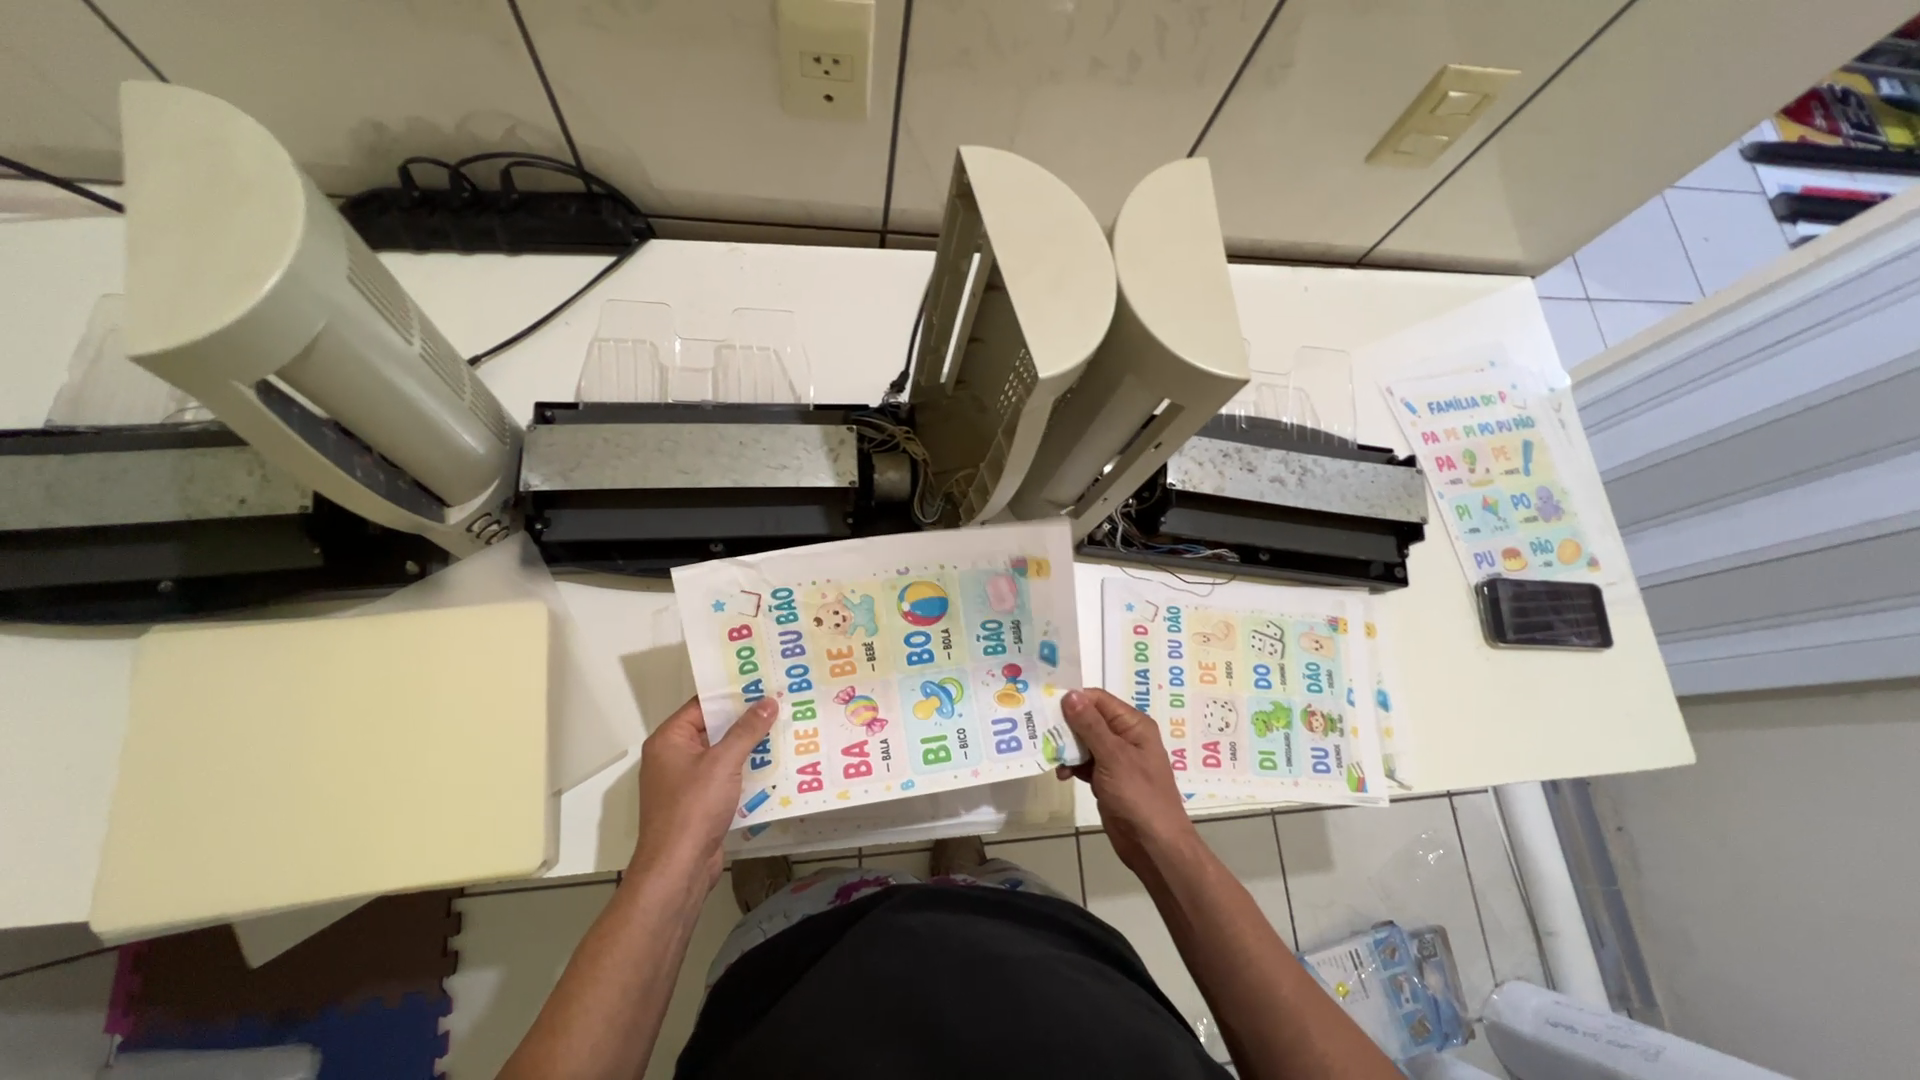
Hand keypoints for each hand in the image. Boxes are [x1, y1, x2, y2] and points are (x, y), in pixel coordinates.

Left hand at [633, 696, 777, 887]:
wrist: (678, 867)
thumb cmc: (693, 808)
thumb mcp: (723, 762)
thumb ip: (746, 730)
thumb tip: (767, 702)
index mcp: (669, 740)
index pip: (701, 705)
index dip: (731, 695)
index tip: (762, 684)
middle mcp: (672, 757)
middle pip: (712, 729)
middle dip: (745, 721)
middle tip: (779, 705)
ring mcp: (684, 782)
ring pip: (721, 755)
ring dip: (748, 748)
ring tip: (784, 732)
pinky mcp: (698, 803)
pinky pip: (724, 778)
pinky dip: (744, 772)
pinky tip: (773, 767)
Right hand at [1055, 688, 1197, 879]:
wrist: (1153, 844)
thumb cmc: (1138, 795)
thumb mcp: (1113, 756)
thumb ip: (1090, 725)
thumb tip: (1070, 694)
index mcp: (1133, 725)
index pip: (1098, 700)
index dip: (1073, 700)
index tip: (1045, 705)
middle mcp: (1125, 737)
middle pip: (1088, 719)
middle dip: (1065, 725)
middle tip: (1039, 730)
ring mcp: (1116, 759)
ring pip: (1084, 742)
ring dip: (1066, 748)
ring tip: (1049, 756)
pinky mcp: (1106, 778)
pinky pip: (1084, 763)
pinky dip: (1072, 766)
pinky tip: (1061, 775)